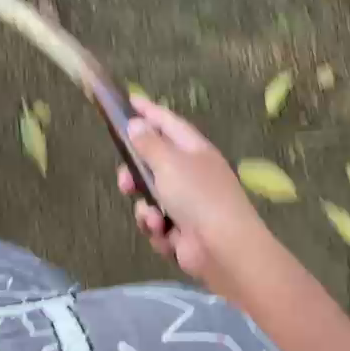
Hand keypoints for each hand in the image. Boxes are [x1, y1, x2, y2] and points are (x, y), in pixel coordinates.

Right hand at [115, 96, 271, 284]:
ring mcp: (187, 204)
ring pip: (150, 197)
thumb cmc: (198, 196)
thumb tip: (136, 124)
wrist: (225, 249)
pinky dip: (156, 228)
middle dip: (134, 174)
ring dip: (145, 208)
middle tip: (124, 182)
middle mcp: (191, 174)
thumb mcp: (168, 162)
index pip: (168, 123)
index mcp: (194, 151)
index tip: (128, 101)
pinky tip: (164, 234)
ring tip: (153, 218)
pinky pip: (156, 223)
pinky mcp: (182, 231)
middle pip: (153, 164)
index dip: (148, 111)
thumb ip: (148, 143)